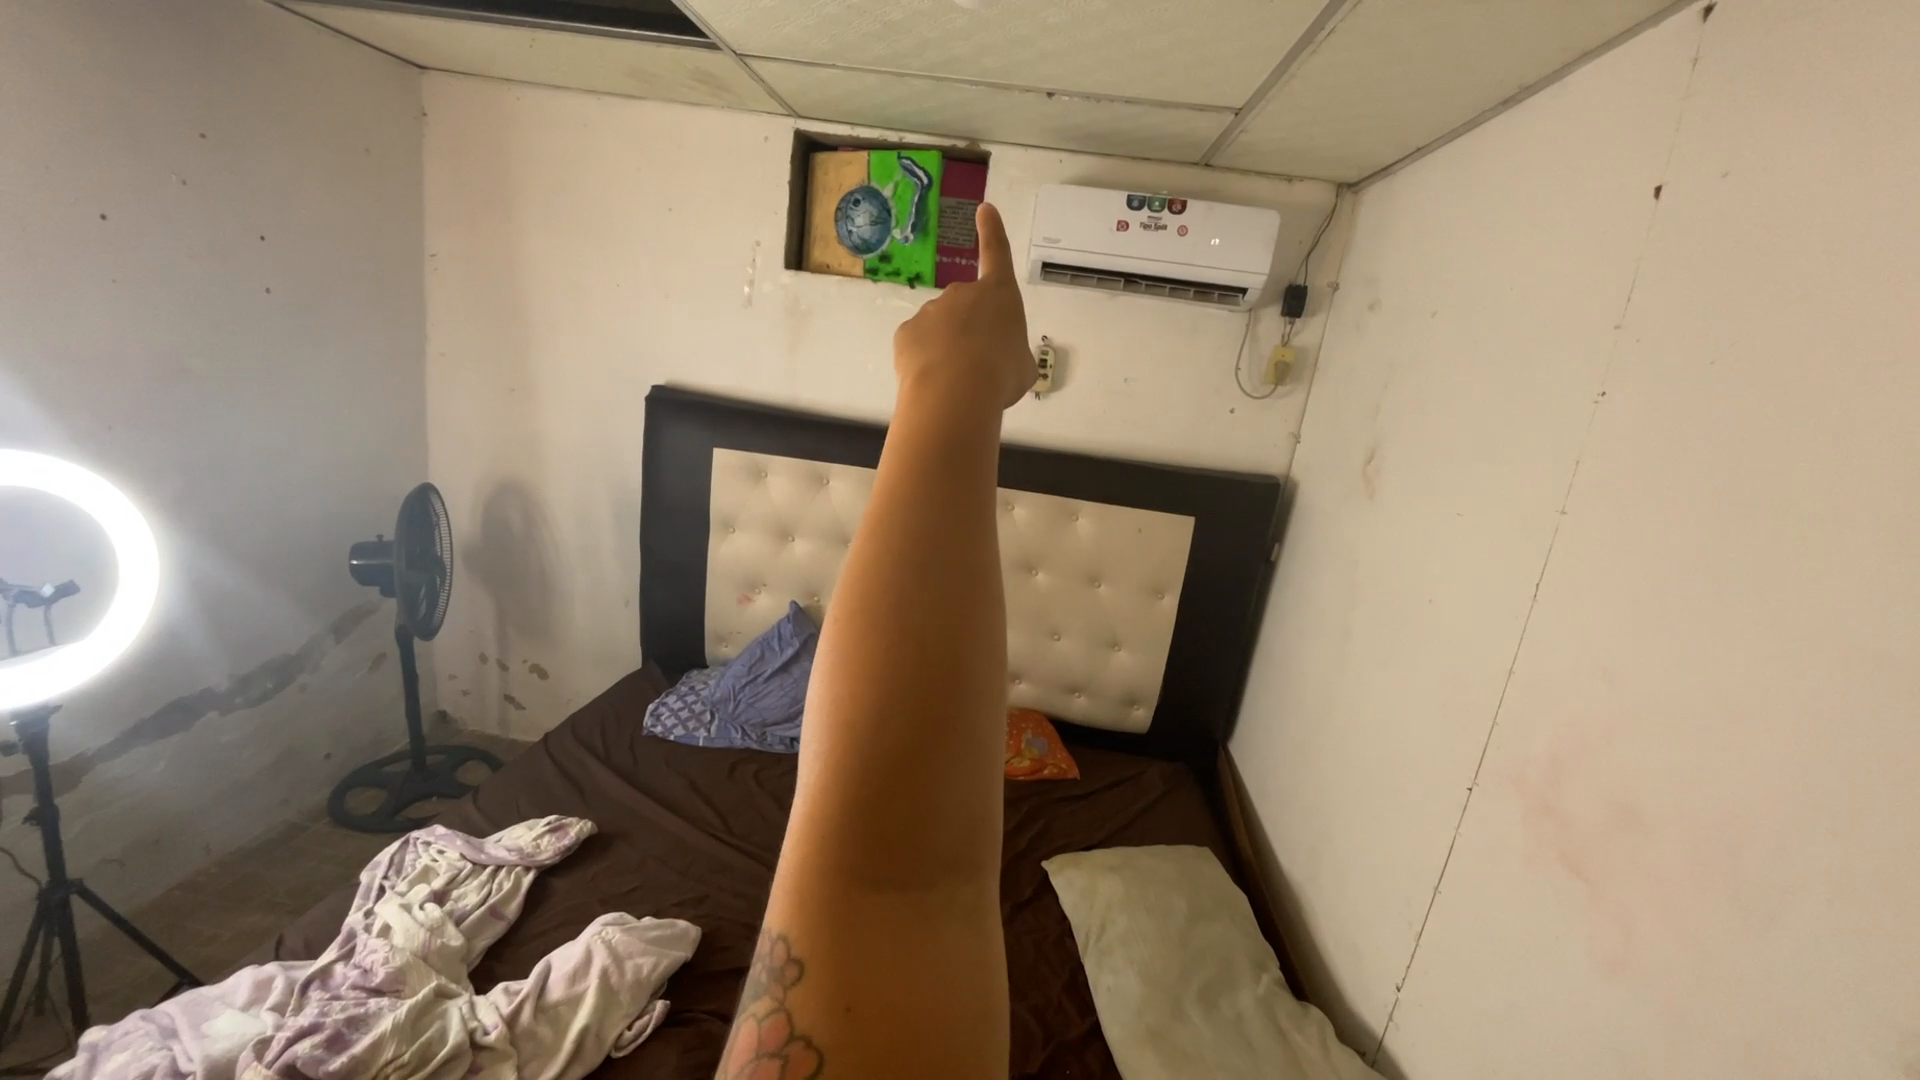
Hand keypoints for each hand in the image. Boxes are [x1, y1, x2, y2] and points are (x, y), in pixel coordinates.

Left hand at [893, 202, 1036, 411]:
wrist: (957, 393)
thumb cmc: (1001, 374)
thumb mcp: (1023, 366)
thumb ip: (1012, 355)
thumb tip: (1001, 361)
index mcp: (999, 295)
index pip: (997, 254)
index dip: (992, 232)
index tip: (985, 210)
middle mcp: (962, 294)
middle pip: (966, 308)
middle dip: (969, 331)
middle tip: (978, 365)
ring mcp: (931, 311)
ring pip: (939, 329)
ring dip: (947, 349)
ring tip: (957, 380)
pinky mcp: (906, 332)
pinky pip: (918, 345)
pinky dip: (924, 361)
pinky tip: (934, 380)